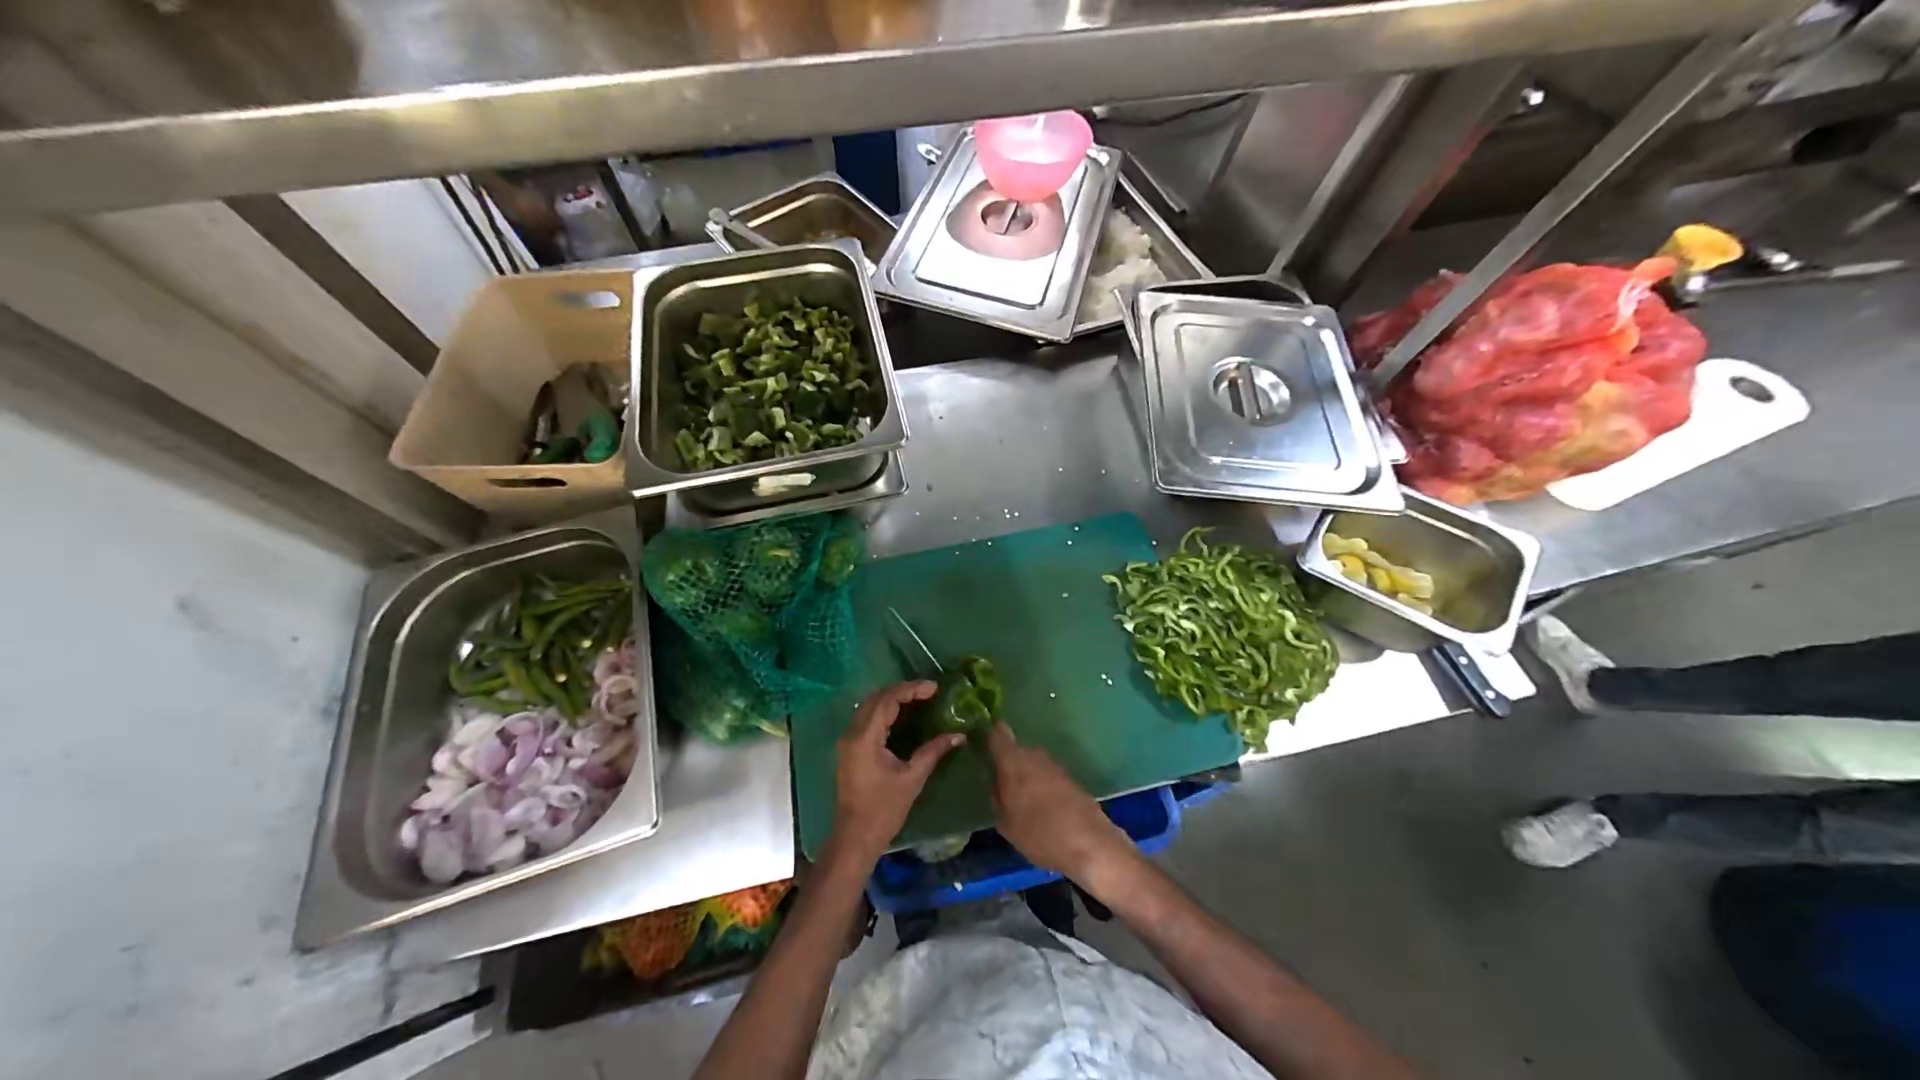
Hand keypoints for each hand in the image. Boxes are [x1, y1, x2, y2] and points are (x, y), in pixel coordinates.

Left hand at [833, 681, 962, 859]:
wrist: (855, 836)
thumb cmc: (884, 809)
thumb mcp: (912, 778)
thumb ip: (933, 751)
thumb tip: (958, 735)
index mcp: (865, 737)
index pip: (887, 700)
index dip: (911, 689)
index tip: (934, 688)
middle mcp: (852, 733)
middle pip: (876, 698)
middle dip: (902, 690)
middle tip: (928, 690)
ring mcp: (847, 741)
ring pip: (869, 707)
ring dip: (892, 698)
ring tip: (918, 698)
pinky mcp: (849, 749)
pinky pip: (866, 719)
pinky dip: (884, 711)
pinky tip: (902, 715)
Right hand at [985, 721, 1131, 881]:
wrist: (1090, 844)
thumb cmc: (1039, 834)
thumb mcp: (1006, 824)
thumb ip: (997, 798)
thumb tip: (997, 784)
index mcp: (1013, 761)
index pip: (998, 735)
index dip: (990, 735)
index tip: (983, 744)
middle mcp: (1035, 756)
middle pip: (1017, 752)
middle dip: (1009, 765)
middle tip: (1002, 786)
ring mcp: (1056, 766)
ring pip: (1034, 764)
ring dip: (1028, 777)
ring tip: (1023, 802)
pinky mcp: (1072, 779)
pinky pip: (1049, 777)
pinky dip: (1044, 787)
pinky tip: (1043, 810)